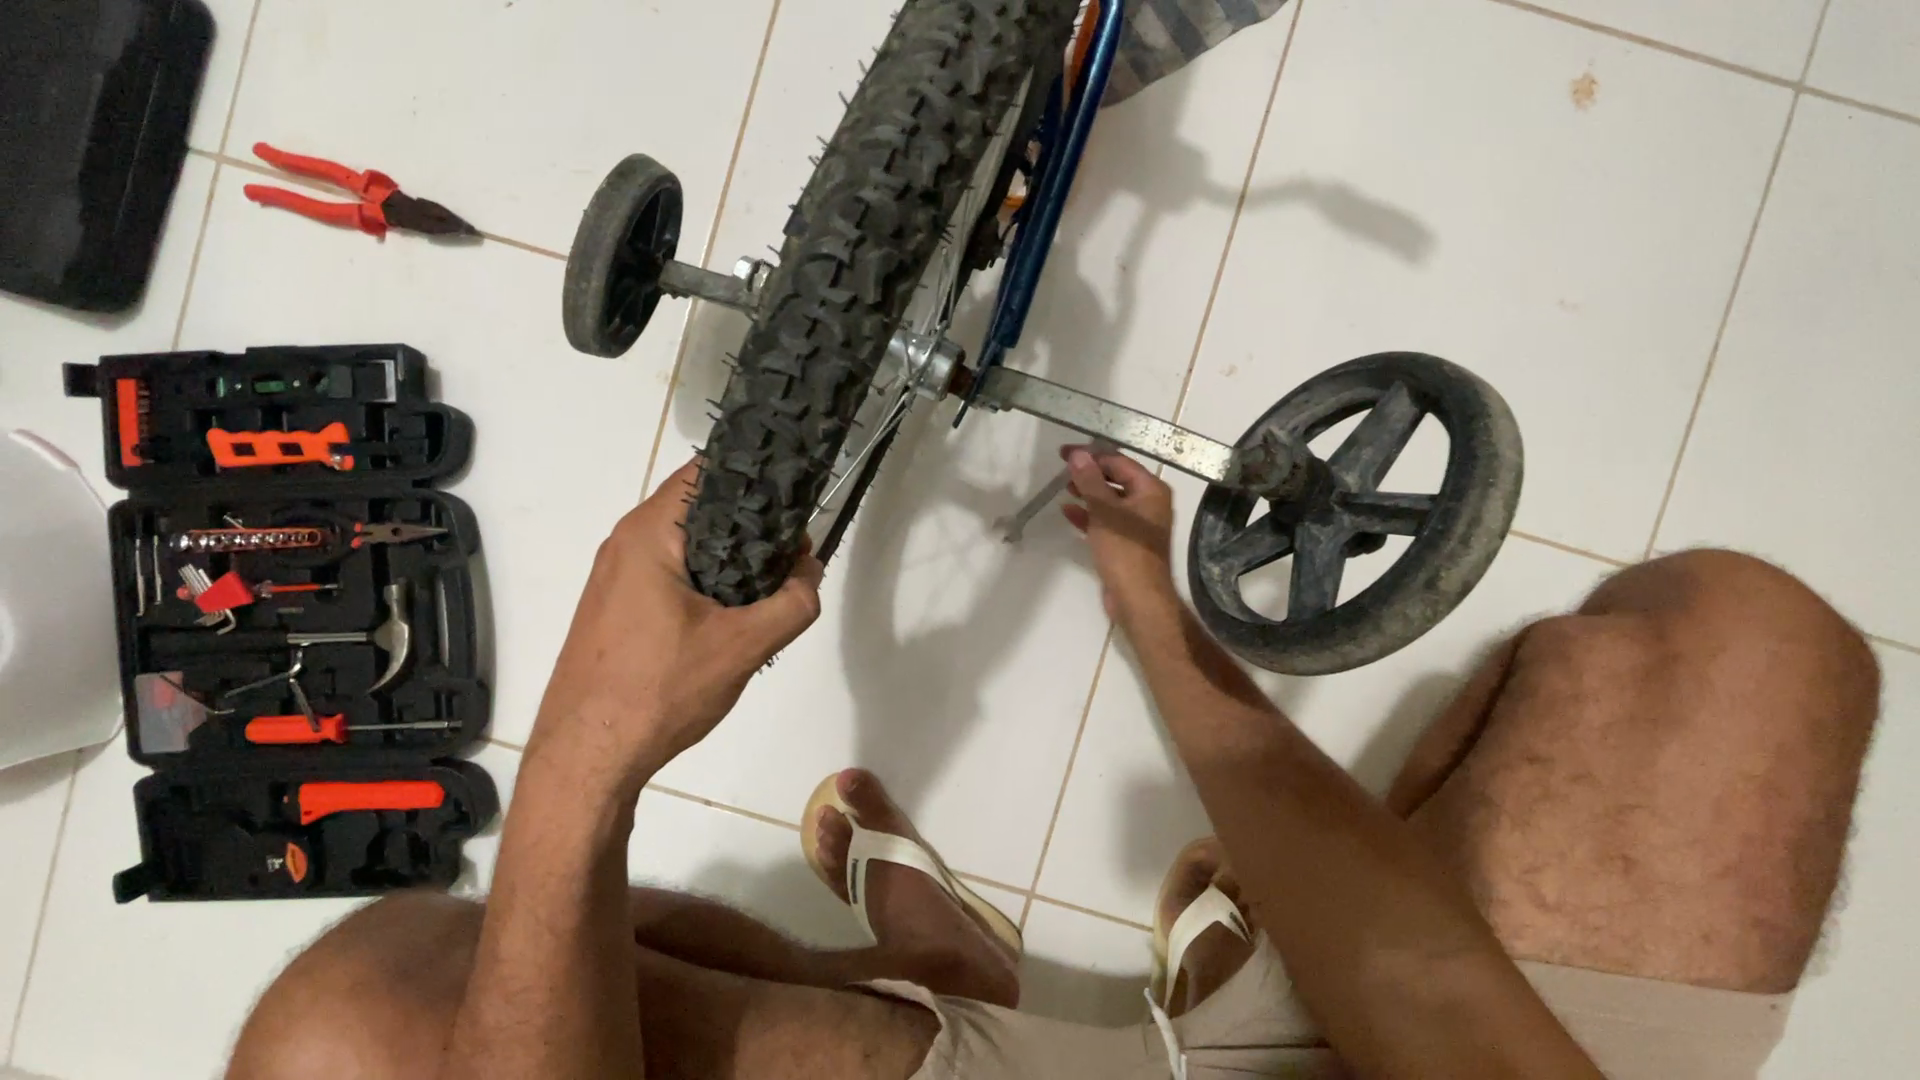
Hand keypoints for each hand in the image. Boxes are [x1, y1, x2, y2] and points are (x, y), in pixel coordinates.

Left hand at [526, 460, 823, 789]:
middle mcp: (626, 543)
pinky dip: (706, 578)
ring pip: (687, 543)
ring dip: (731, 554)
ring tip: (772, 580)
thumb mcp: (743, 646)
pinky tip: (733, 612)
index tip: (796, 494)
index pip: (707, 472)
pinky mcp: (617, 607)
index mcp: (650, 534)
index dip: (755, 475)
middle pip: (700, 508)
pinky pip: (670, 572)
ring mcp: (616, 576)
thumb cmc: (659, 690)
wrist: (586, 757)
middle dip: (751, 521)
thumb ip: (792, 603)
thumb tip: (811, 570)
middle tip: (795, 548)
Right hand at [1060, 445, 1178, 623]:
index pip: (1119, 461)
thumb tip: (1077, 455)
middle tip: (1062, 468)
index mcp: (1151, 490)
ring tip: (1064, 487)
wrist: (1138, 597)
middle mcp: (1149, 503)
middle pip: (1116, 479)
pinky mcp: (1126, 542)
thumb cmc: (1125, 550)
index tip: (1065, 453)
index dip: (1092, 455)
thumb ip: (1090, 481)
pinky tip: (1068, 511)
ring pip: (1110, 500)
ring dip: (1088, 492)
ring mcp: (1138, 524)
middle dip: (1089, 473)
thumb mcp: (1105, 511)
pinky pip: (1106, 520)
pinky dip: (1089, 515)